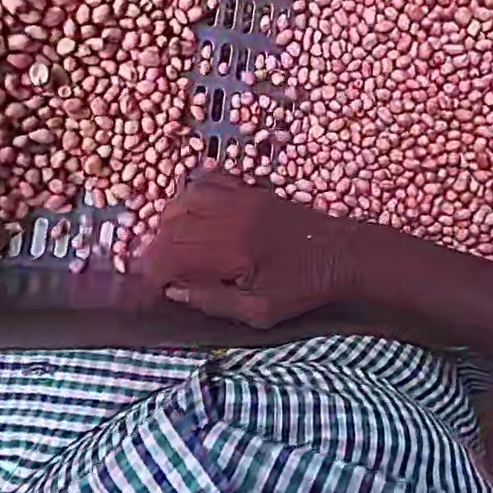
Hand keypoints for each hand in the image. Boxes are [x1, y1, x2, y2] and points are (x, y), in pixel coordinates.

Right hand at [137, 173, 359, 328]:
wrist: (341, 253)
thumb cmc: (302, 287)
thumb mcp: (259, 311)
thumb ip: (212, 301)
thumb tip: (174, 289)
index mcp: (231, 248)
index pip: (171, 252)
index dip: (152, 271)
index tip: (151, 288)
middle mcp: (230, 215)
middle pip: (171, 223)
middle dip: (157, 249)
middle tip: (162, 271)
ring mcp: (240, 197)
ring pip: (185, 198)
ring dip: (171, 221)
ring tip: (176, 245)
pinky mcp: (250, 189)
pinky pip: (209, 181)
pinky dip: (193, 196)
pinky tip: (196, 216)